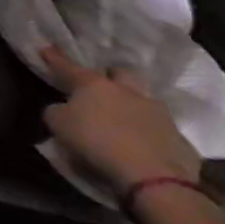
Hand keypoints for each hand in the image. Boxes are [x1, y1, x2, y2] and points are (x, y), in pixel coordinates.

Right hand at [40, 46, 199, 190]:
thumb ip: (58, 110)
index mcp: (96, 85)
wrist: (151, 175)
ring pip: (143, 99)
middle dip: (109, 76)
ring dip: (131, 104)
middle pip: (120, 74)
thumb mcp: (57, 124)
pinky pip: (158, 127)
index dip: (55, 58)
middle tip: (98, 86)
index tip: (45, 48)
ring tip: (120, 118)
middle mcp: (129, 92)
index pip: (69, 67)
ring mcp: (159, 113)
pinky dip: (146, 131)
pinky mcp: (178, 137)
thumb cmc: (95, 142)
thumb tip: (64, 108)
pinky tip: (138, 143)